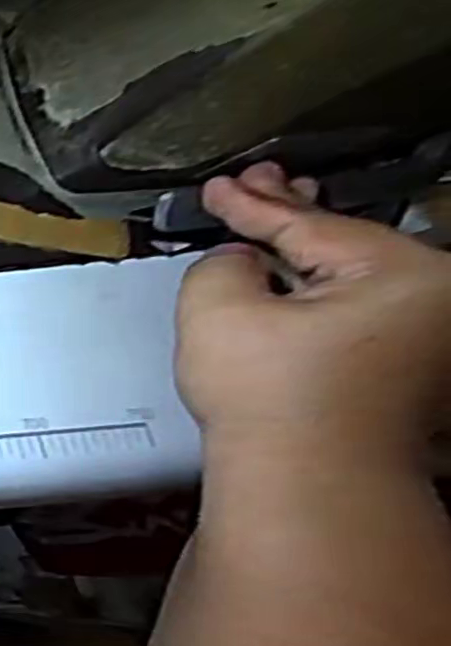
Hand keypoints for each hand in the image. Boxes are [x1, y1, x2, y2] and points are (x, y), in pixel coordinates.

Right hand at [177, 161, 450, 464]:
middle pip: (348, 238)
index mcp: (405, 271)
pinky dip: (322, 281)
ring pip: (356, 268)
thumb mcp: (216, 315)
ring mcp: (432, 327)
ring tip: (280, 219)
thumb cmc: (269, 395)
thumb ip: (217, 269)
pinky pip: (362, 299)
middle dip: (293, 211)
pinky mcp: (412, 356)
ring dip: (309, 245)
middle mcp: (438, 292)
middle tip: (262, 181)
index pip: (310, 225)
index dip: (254, 204)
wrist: (305, 464)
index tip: (225, 185)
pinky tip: (297, 275)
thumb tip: (232, 260)